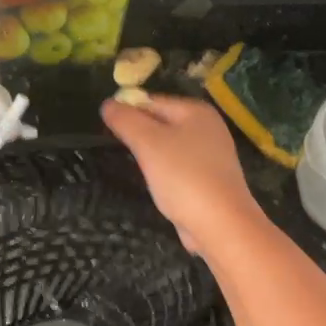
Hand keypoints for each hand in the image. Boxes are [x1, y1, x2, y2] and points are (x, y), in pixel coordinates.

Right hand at [101, 95, 262, 253]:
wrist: (220, 223)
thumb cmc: (182, 177)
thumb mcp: (148, 143)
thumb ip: (125, 120)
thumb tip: (107, 103)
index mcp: (196, 110)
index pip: (150, 101)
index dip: (126, 113)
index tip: (106, 131)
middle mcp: (207, 127)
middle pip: (160, 122)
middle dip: (138, 135)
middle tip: (118, 150)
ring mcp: (211, 154)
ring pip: (168, 146)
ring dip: (149, 155)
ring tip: (137, 169)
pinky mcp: (209, 178)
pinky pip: (178, 166)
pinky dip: (164, 172)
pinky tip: (157, 184)